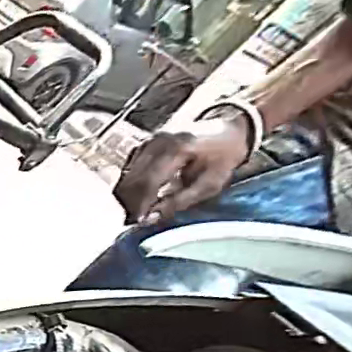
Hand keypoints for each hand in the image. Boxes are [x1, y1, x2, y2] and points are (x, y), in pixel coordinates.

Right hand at [112, 113, 250, 223]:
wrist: (226, 128)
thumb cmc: (223, 156)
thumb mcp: (211, 182)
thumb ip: (180, 201)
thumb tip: (150, 218)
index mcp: (177, 148)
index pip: (147, 182)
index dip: (140, 205)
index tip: (140, 222)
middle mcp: (156, 142)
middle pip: (131, 181)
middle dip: (130, 203)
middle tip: (136, 220)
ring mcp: (145, 143)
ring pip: (125, 178)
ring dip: (128, 197)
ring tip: (138, 210)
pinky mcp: (139, 147)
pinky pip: (127, 172)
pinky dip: (130, 187)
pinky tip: (138, 197)